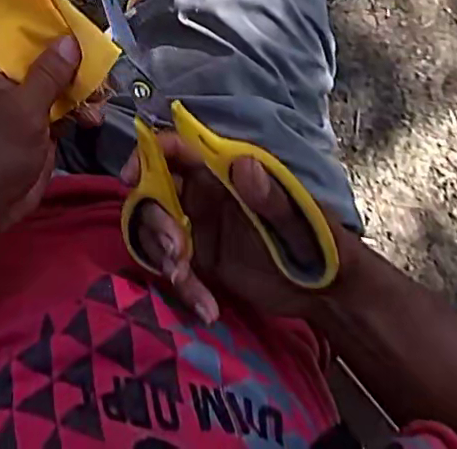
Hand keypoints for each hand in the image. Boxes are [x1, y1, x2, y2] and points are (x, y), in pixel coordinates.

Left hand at [0, 37, 99, 228]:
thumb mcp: (26, 106)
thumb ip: (50, 73)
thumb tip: (70, 41)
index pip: (24, 37)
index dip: (51, 31)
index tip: (80, 28)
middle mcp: (9, 81)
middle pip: (47, 60)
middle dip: (75, 65)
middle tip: (99, 71)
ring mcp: (26, 103)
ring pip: (60, 84)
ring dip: (82, 90)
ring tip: (99, 100)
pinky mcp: (40, 124)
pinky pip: (65, 107)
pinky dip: (81, 110)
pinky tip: (93, 117)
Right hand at [121, 132, 358, 323]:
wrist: (327, 293)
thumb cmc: (318, 243)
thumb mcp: (300, 220)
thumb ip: (271, 195)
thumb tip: (243, 164)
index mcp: (222, 171)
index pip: (175, 149)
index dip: (146, 155)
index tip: (130, 178)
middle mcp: (202, 192)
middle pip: (154, 190)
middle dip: (155, 220)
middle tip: (176, 252)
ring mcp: (196, 225)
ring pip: (155, 229)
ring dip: (163, 255)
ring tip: (189, 282)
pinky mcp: (197, 259)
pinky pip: (171, 265)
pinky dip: (182, 287)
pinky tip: (206, 307)